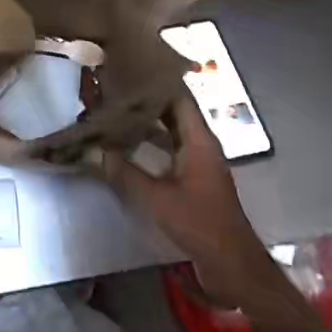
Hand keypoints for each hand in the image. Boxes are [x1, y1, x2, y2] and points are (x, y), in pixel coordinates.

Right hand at [106, 97, 278, 305]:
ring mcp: (199, 161)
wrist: (232, 263)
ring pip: (172, 130)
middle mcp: (201, 144)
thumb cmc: (200, 224)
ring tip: (117, 110)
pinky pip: (172, 148)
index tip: (131, 68)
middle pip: (175, 111)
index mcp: (199, 140)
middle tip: (116, 87)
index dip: (158, 81)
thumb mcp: (158, 199)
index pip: (179, 98)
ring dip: (149, 121)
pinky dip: (153, 142)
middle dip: (148, 99)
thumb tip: (99, 151)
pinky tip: (129, 144)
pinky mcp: (194, 177)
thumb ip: (127, 174)